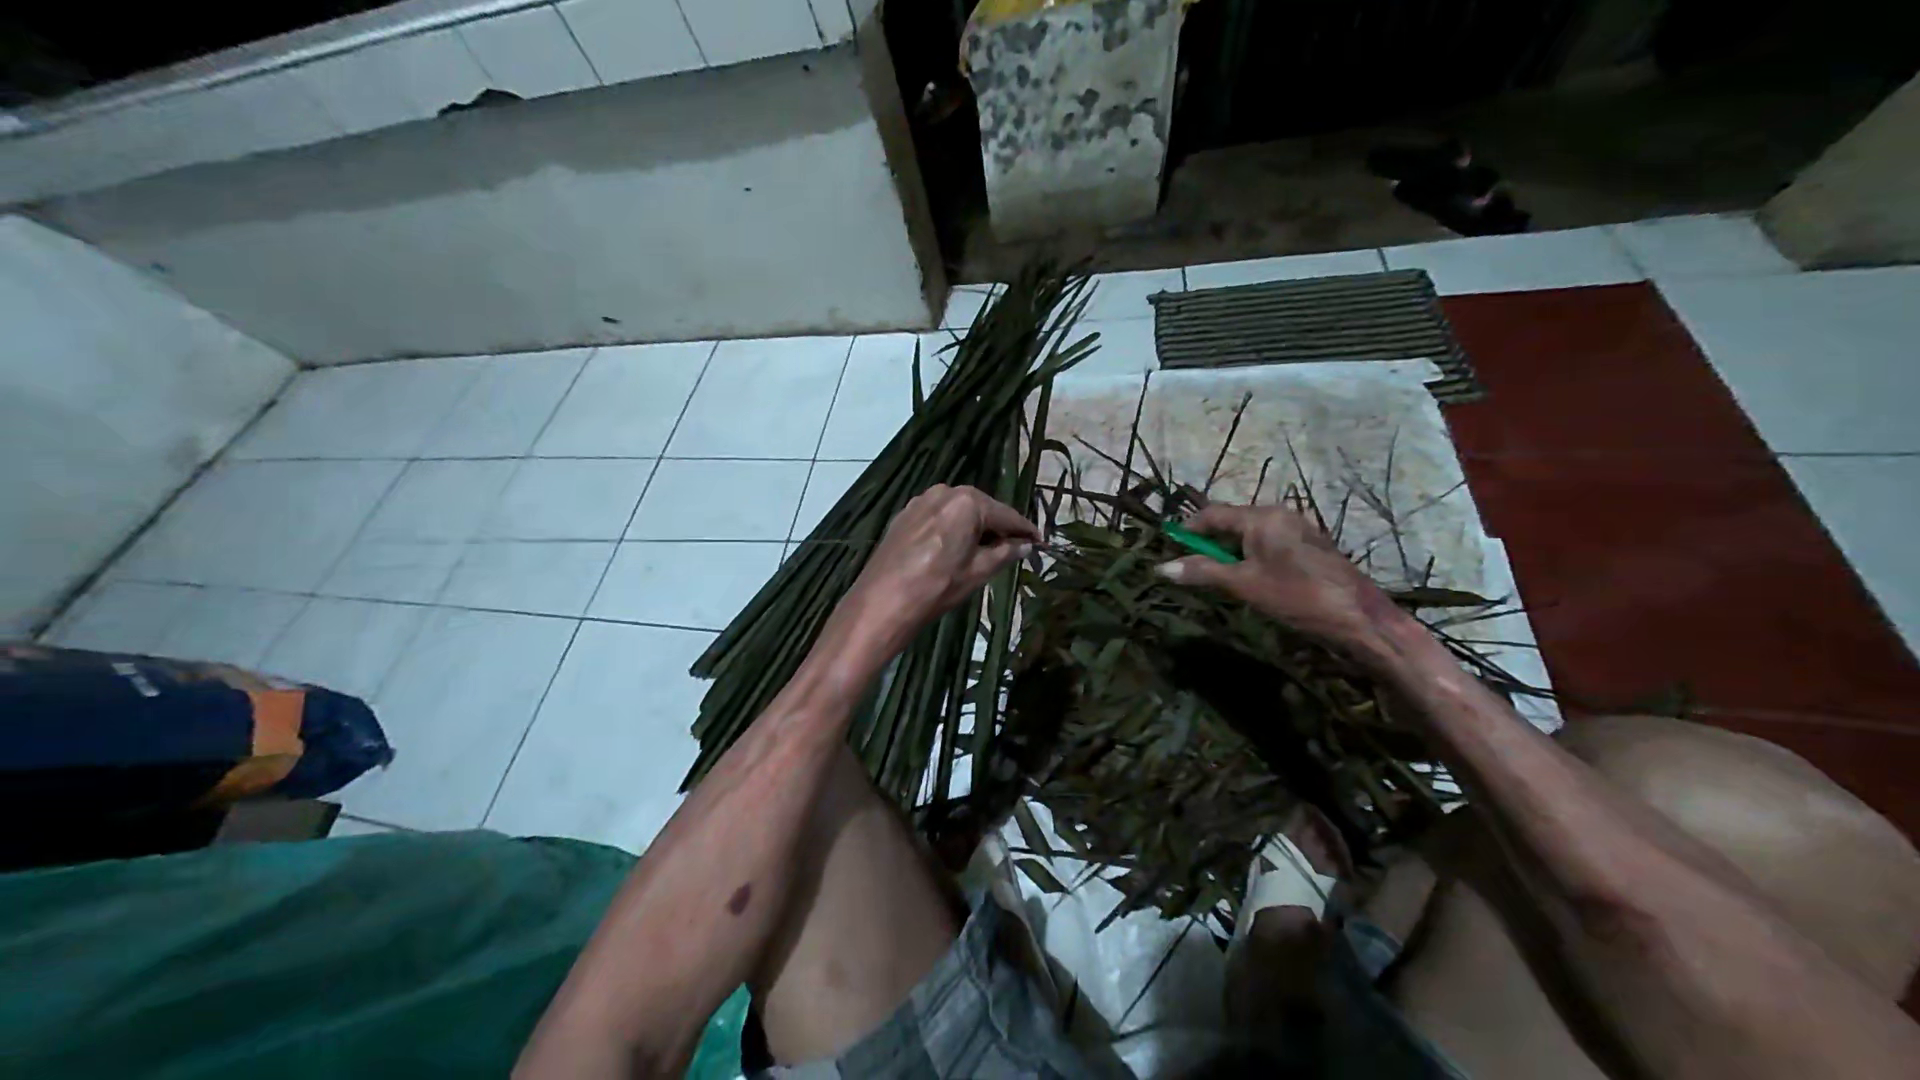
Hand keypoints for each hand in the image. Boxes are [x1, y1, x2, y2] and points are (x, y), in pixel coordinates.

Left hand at [840, 484, 1038, 650]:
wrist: (882, 602)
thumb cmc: (936, 587)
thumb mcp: (978, 572)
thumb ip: (1005, 553)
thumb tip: (1024, 545)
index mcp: (967, 501)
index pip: (1006, 515)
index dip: (1025, 530)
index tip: (1040, 542)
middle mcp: (944, 492)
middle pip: (982, 508)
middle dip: (999, 527)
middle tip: (1015, 549)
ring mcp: (921, 501)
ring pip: (959, 512)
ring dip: (975, 528)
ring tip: (986, 552)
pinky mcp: (905, 515)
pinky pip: (939, 517)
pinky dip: (953, 529)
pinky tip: (956, 548)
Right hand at [1156, 504, 1406, 655]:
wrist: (1360, 619)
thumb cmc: (1296, 597)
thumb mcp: (1243, 585)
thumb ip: (1202, 572)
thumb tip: (1161, 567)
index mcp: (1262, 517)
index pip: (1213, 513)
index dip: (1188, 529)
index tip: (1170, 547)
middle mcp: (1281, 515)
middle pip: (1233, 522)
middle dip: (1210, 542)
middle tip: (1193, 567)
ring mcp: (1299, 530)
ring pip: (1252, 534)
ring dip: (1231, 552)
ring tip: (1219, 577)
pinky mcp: (1310, 548)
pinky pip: (1270, 544)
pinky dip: (1252, 557)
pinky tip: (1251, 580)